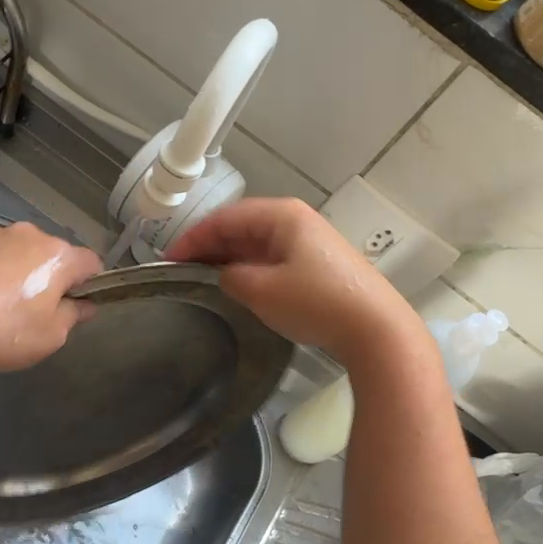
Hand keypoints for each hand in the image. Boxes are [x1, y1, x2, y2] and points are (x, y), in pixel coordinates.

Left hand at [0, 222, 103, 372]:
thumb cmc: (6, 332)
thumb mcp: (51, 336)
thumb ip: (73, 316)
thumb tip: (84, 305)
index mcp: (59, 256)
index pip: (91, 263)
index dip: (89, 285)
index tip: (76, 305)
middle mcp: (30, 234)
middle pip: (52, 254)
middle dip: (50, 276)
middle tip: (35, 309)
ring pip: (19, 251)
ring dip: (18, 270)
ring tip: (1, 302)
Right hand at [165, 198, 423, 361]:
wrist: (374, 327)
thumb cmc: (315, 302)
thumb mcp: (260, 290)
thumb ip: (231, 278)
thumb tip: (226, 276)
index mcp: (281, 215)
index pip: (225, 218)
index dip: (192, 238)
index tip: (168, 260)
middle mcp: (296, 221)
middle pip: (242, 227)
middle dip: (209, 247)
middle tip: (182, 270)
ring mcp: (310, 243)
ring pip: (258, 244)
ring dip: (229, 259)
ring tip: (203, 280)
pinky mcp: (319, 265)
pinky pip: (274, 259)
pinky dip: (251, 269)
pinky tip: (239, 288)